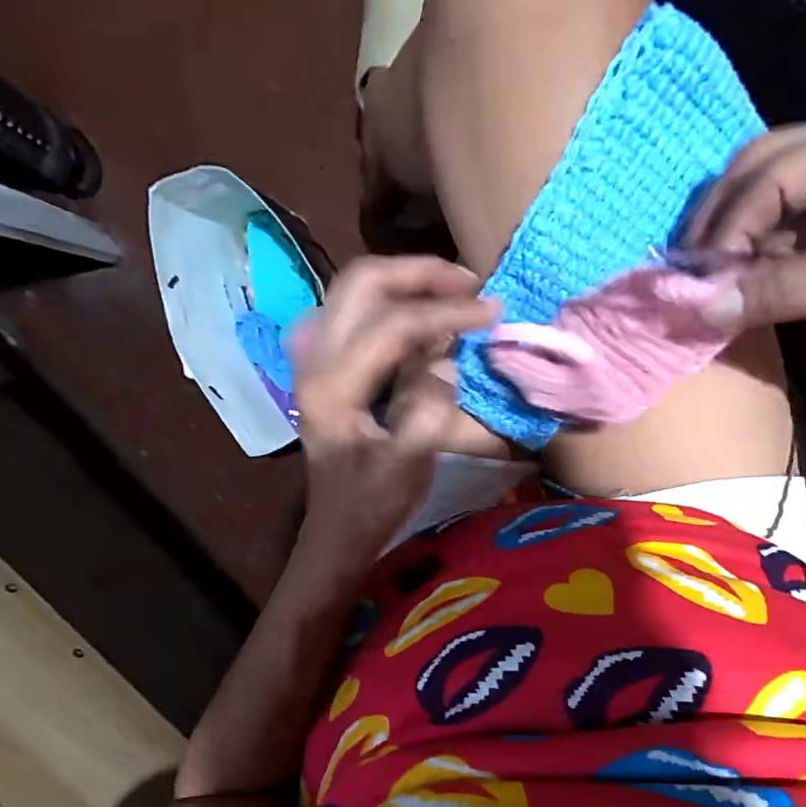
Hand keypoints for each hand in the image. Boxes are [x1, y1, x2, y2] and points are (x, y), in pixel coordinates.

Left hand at [291, 257, 498, 566]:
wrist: (335, 532)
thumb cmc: (370, 506)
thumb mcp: (408, 465)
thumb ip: (430, 405)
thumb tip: (448, 359)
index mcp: (331, 387)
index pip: (392, 325)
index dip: (447, 312)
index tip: (494, 312)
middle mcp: (313, 361)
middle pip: (361, 283)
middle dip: (419, 274)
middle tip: (469, 285)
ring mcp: (311, 360)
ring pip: (353, 291)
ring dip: (404, 283)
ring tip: (452, 293)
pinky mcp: (321, 367)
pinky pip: (351, 312)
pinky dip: (388, 303)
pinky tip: (417, 318)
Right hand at [686, 86, 805, 386]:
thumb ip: (782, 288)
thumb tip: (698, 308)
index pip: (785, 165)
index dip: (735, 220)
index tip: (704, 275)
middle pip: (771, 165)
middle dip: (727, 218)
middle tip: (694, 267)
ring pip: (774, 196)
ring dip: (740, 238)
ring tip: (716, 280)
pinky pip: (790, 225)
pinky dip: (760, 254)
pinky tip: (744, 281)